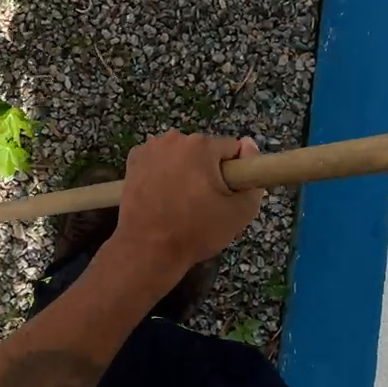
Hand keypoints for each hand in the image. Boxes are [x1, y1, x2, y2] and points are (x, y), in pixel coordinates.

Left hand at [108, 131, 262, 272]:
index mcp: (201, 145)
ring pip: (180, 155)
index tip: (227, 195)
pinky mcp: (133, 160)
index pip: (231, 150)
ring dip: (185, 171)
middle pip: (204, 151)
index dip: (235, 173)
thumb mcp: (239, 213)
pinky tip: (162, 195)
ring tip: (181, 202)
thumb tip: (249, 146)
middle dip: (208, 171)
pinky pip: (159, 161)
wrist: (147, 248)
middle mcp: (174, 138)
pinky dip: (162, 172)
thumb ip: (253, 179)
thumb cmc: (196, 230)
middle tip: (205, 203)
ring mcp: (150, 147)